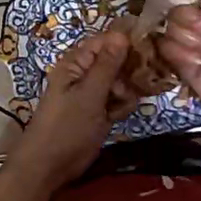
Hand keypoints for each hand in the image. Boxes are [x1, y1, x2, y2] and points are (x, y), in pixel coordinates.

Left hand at [7, 30, 133, 192]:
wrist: (50, 166)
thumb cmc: (66, 126)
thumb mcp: (90, 93)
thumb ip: (107, 64)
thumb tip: (122, 33)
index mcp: (76, 63)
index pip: (105, 41)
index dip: (126, 41)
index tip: (150, 46)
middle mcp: (85, 73)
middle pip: (116, 60)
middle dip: (129, 69)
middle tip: (141, 79)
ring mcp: (93, 93)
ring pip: (120, 81)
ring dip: (127, 90)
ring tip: (121, 104)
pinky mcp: (99, 111)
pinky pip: (118, 100)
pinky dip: (122, 106)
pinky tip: (118, 116)